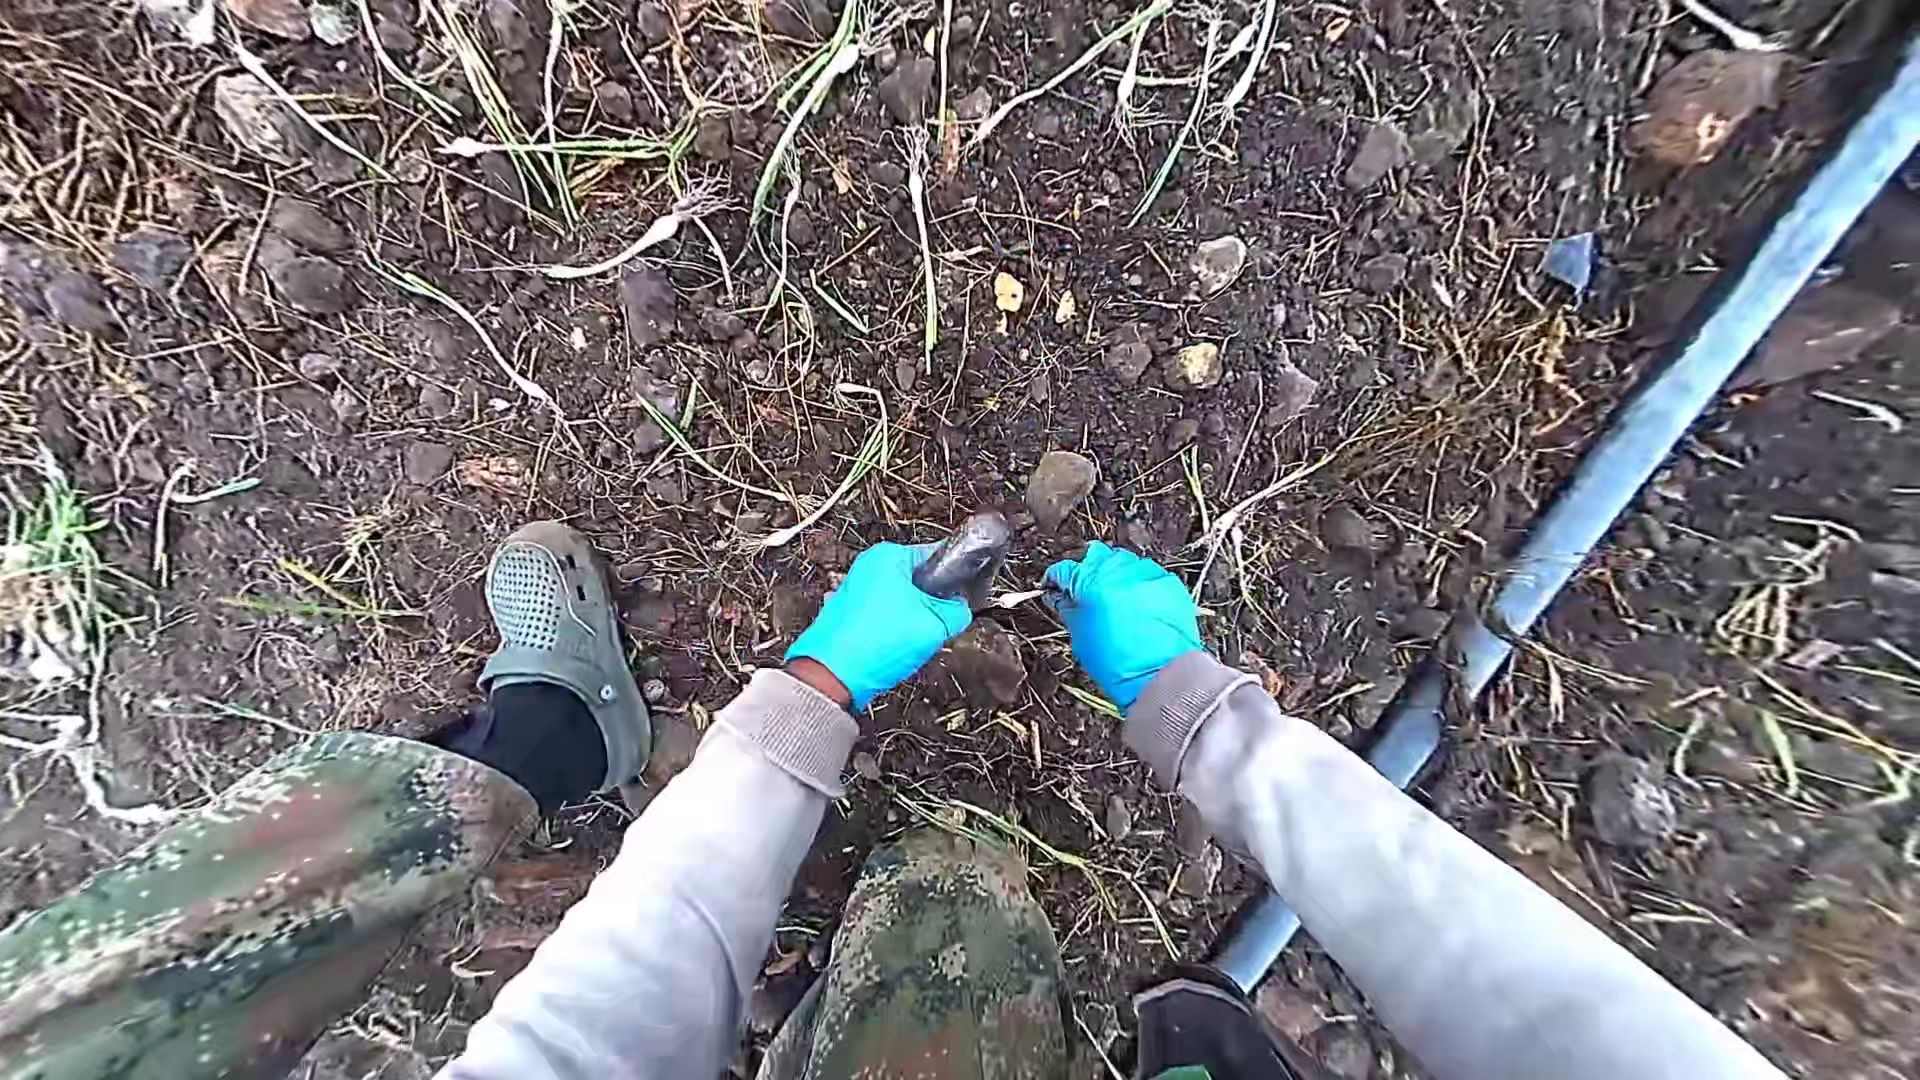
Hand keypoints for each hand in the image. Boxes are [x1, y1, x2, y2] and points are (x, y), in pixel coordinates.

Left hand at [786, 542, 972, 710]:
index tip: (962, 596)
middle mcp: (868, 565)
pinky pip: (885, 614)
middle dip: (932, 603)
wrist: (832, 678)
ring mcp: (856, 587)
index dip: (955, 577)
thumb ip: (957, 611)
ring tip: (909, 637)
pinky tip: (892, 645)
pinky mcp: (850, 610)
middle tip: (933, 623)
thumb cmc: (871, 646)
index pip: (937, 555)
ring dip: (913, 618)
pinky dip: (893, 627)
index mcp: (888, 556)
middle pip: (920, 579)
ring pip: (904, 599)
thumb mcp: (934, 626)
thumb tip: (960, 609)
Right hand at [1044, 542, 1201, 708]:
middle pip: (1095, 557)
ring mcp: (1145, 573)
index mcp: (1090, 580)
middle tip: (1087, 595)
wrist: (1159, 676)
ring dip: (1115, 577)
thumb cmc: (1118, 662)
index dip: (1056, 581)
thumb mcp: (1080, 635)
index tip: (1056, 589)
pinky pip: (1147, 576)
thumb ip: (1068, 608)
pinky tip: (1138, 608)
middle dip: (1088, 572)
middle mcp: (1118, 569)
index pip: (1064, 569)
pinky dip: (1139, 587)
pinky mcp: (1169, 582)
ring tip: (1116, 603)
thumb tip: (1060, 596)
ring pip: (1123, 563)